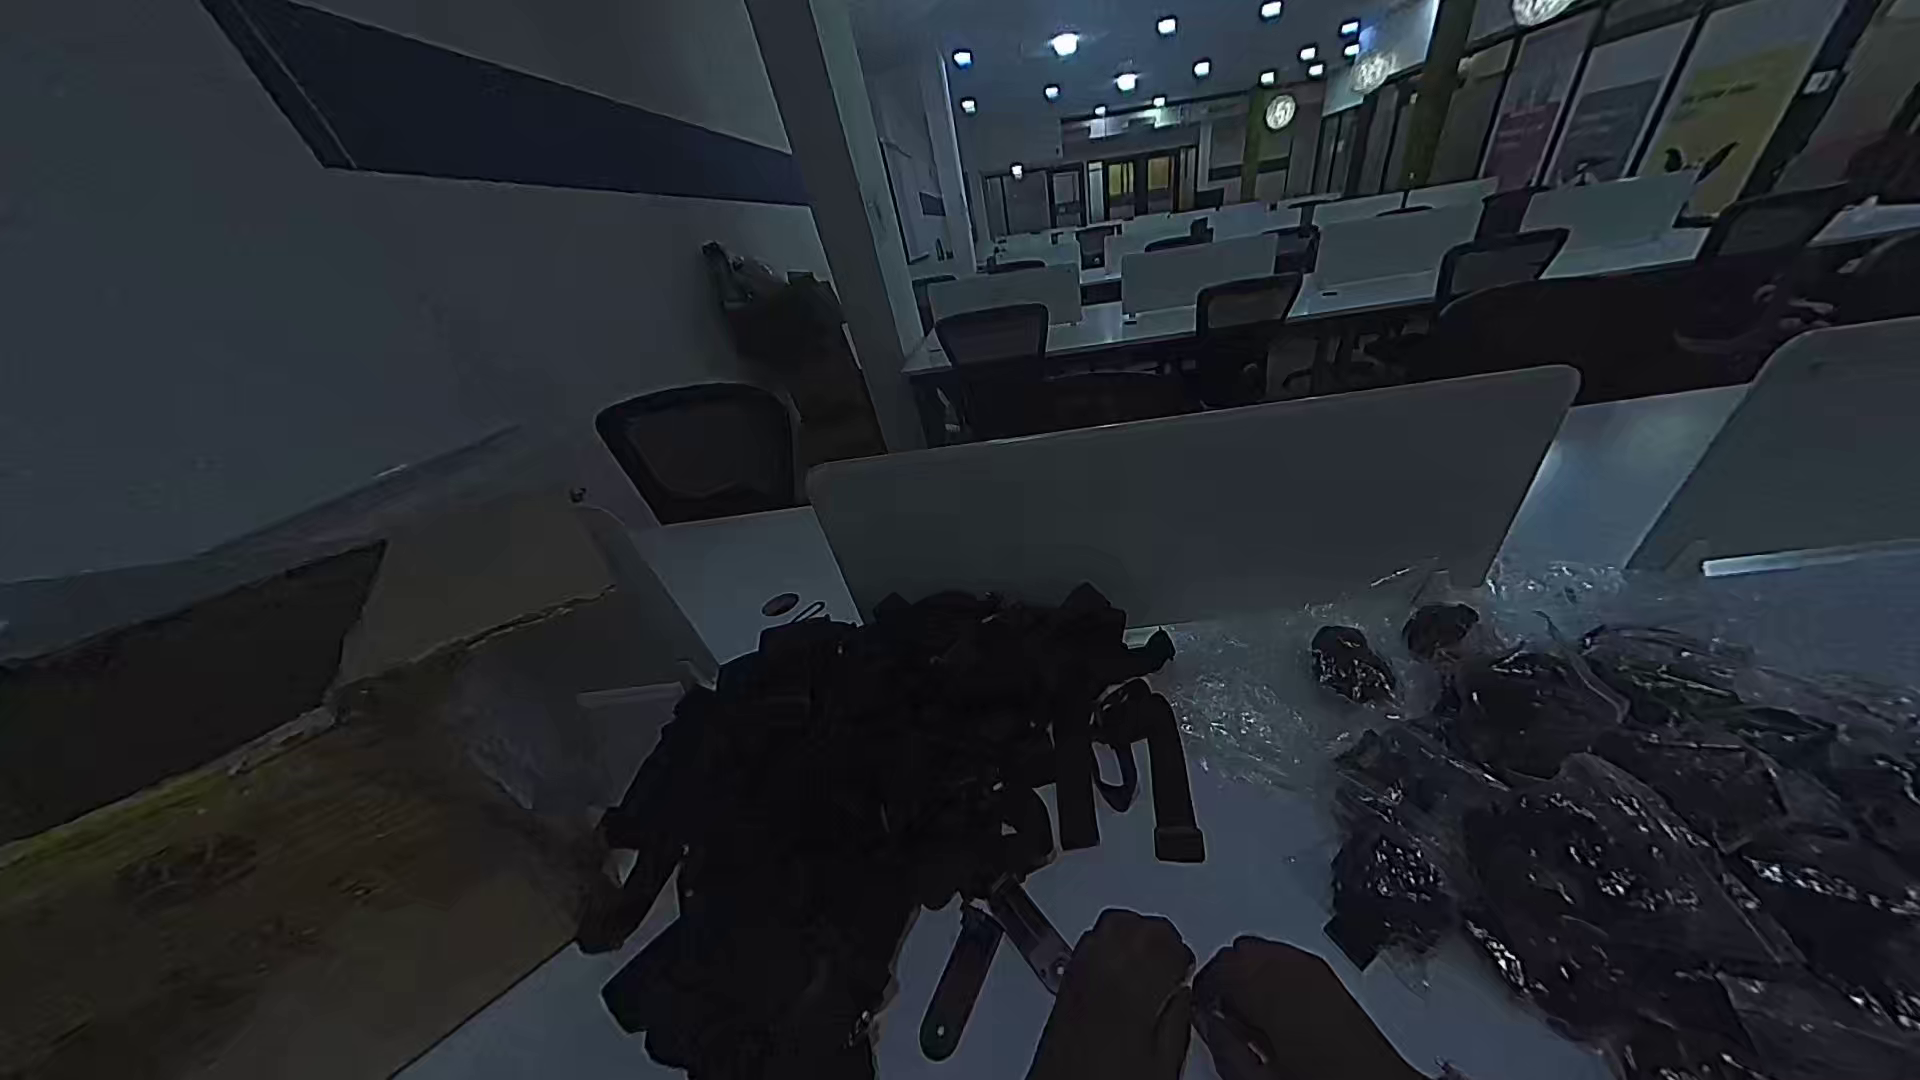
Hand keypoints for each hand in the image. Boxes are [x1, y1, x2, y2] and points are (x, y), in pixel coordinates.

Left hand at [1025, 908, 1193, 1079]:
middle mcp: (1102, 965)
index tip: (1187, 967)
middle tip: (1174, 962)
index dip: (1181, 952)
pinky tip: (1123, 965)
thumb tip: (1183, 990)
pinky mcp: (1068, 973)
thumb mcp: (1163, 1064)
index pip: (1163, 941)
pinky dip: (1112, 940)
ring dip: (1135, 933)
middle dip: (1160, 938)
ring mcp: (1081, 965)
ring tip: (1150, 961)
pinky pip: (1094, 938)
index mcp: (1131, 984)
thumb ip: (1178, 1020)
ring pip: (1114, 922)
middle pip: (1137, 925)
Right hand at [1193, 937, 1425, 1079]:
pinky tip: (1282, 1013)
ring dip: (1251, 976)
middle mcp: (1285, 963)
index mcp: (1263, 981)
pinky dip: (1276, 978)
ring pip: (1261, 953)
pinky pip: (1287, 961)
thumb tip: (1206, 1022)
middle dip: (1226, 979)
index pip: (1214, 968)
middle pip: (1236, 953)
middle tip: (1224, 1016)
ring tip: (1255, 1018)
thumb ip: (1224, 1046)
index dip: (1202, 991)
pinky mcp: (1328, 976)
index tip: (1203, 1011)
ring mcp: (1310, 966)